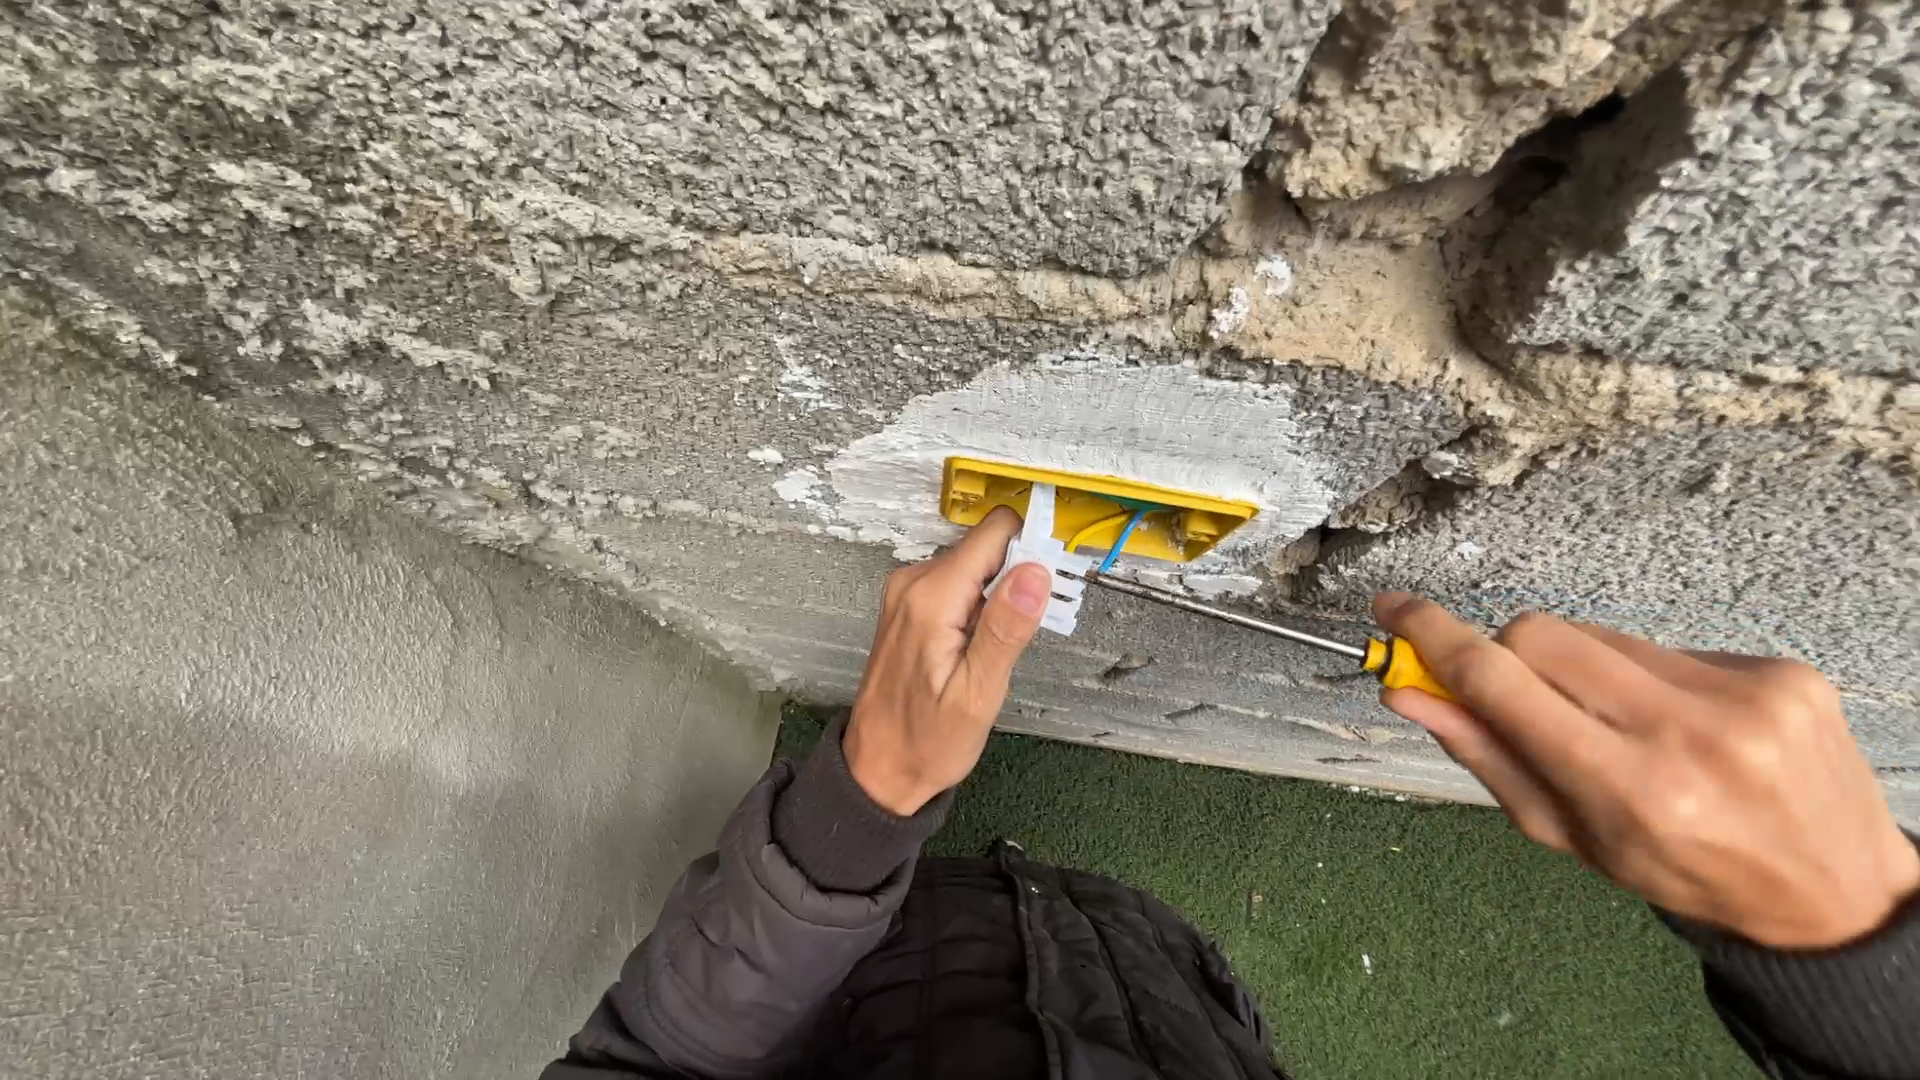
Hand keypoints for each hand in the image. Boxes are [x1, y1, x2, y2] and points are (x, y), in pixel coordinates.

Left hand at [843, 507, 1050, 814]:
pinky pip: (958, 583)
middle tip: (1026, 631)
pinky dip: (980, 604)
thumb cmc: (925, 741)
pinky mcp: (911, 605)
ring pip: (976, 563)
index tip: (1047, 586)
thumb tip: (1034, 573)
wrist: (879, 767)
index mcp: (932, 598)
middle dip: (1019, 578)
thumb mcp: (978, 693)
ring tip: (1000, 647)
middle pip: (987, 545)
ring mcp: (909, 593)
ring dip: (1000, 594)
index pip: (996, 531)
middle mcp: (914, 584)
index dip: (1032, 551)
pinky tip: (981, 646)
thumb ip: (1006, 627)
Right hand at [1374, 592, 1919, 947]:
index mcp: (1624, 784)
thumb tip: (1406, 693)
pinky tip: (1668, 717)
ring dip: (1574, 666)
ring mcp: (1743, 693)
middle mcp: (1686, 730)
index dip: (1430, 634)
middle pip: (1536, 634)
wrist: (1840, 895)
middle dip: (1507, 656)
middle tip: (1519, 696)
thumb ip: (1479, 752)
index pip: (1496, 679)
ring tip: (1609, 717)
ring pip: (1592, 633)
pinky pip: (1656, 643)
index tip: (1391, 608)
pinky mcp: (1779, 670)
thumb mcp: (1560, 830)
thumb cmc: (1676, 870)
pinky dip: (1636, 672)